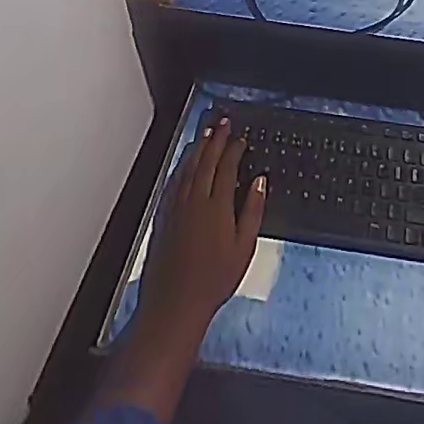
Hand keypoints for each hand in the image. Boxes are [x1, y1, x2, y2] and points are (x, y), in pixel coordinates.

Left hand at [139, 117, 267, 334]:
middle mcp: (194, 200)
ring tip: (207, 132)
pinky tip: (185, 160)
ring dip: (198, 146)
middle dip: (216, 138)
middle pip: (205, 160)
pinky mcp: (164, 213)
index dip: (234, 148)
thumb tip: (259, 181)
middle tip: (222, 121)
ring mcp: (176, 205)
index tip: (240, 137)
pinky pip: (174, 180)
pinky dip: (182, 165)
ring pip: (188, 166)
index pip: (226, 167)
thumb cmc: (213, 280)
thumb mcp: (244, 247)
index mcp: (217, 206)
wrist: (175, 302)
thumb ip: (253, 209)